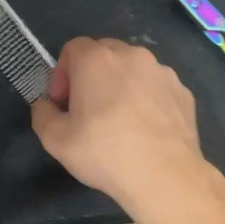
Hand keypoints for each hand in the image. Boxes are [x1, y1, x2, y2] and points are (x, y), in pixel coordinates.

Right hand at [31, 38, 224, 220]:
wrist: (163, 175)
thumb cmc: (104, 153)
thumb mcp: (55, 140)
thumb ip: (42, 114)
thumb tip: (45, 105)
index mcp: (96, 60)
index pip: (72, 48)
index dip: (61, 75)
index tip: (62, 104)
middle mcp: (131, 55)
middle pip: (104, 54)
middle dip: (90, 76)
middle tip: (86, 111)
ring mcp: (162, 72)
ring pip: (132, 70)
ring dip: (120, 86)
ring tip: (118, 121)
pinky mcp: (183, 91)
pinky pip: (155, 87)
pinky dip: (146, 100)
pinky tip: (143, 129)